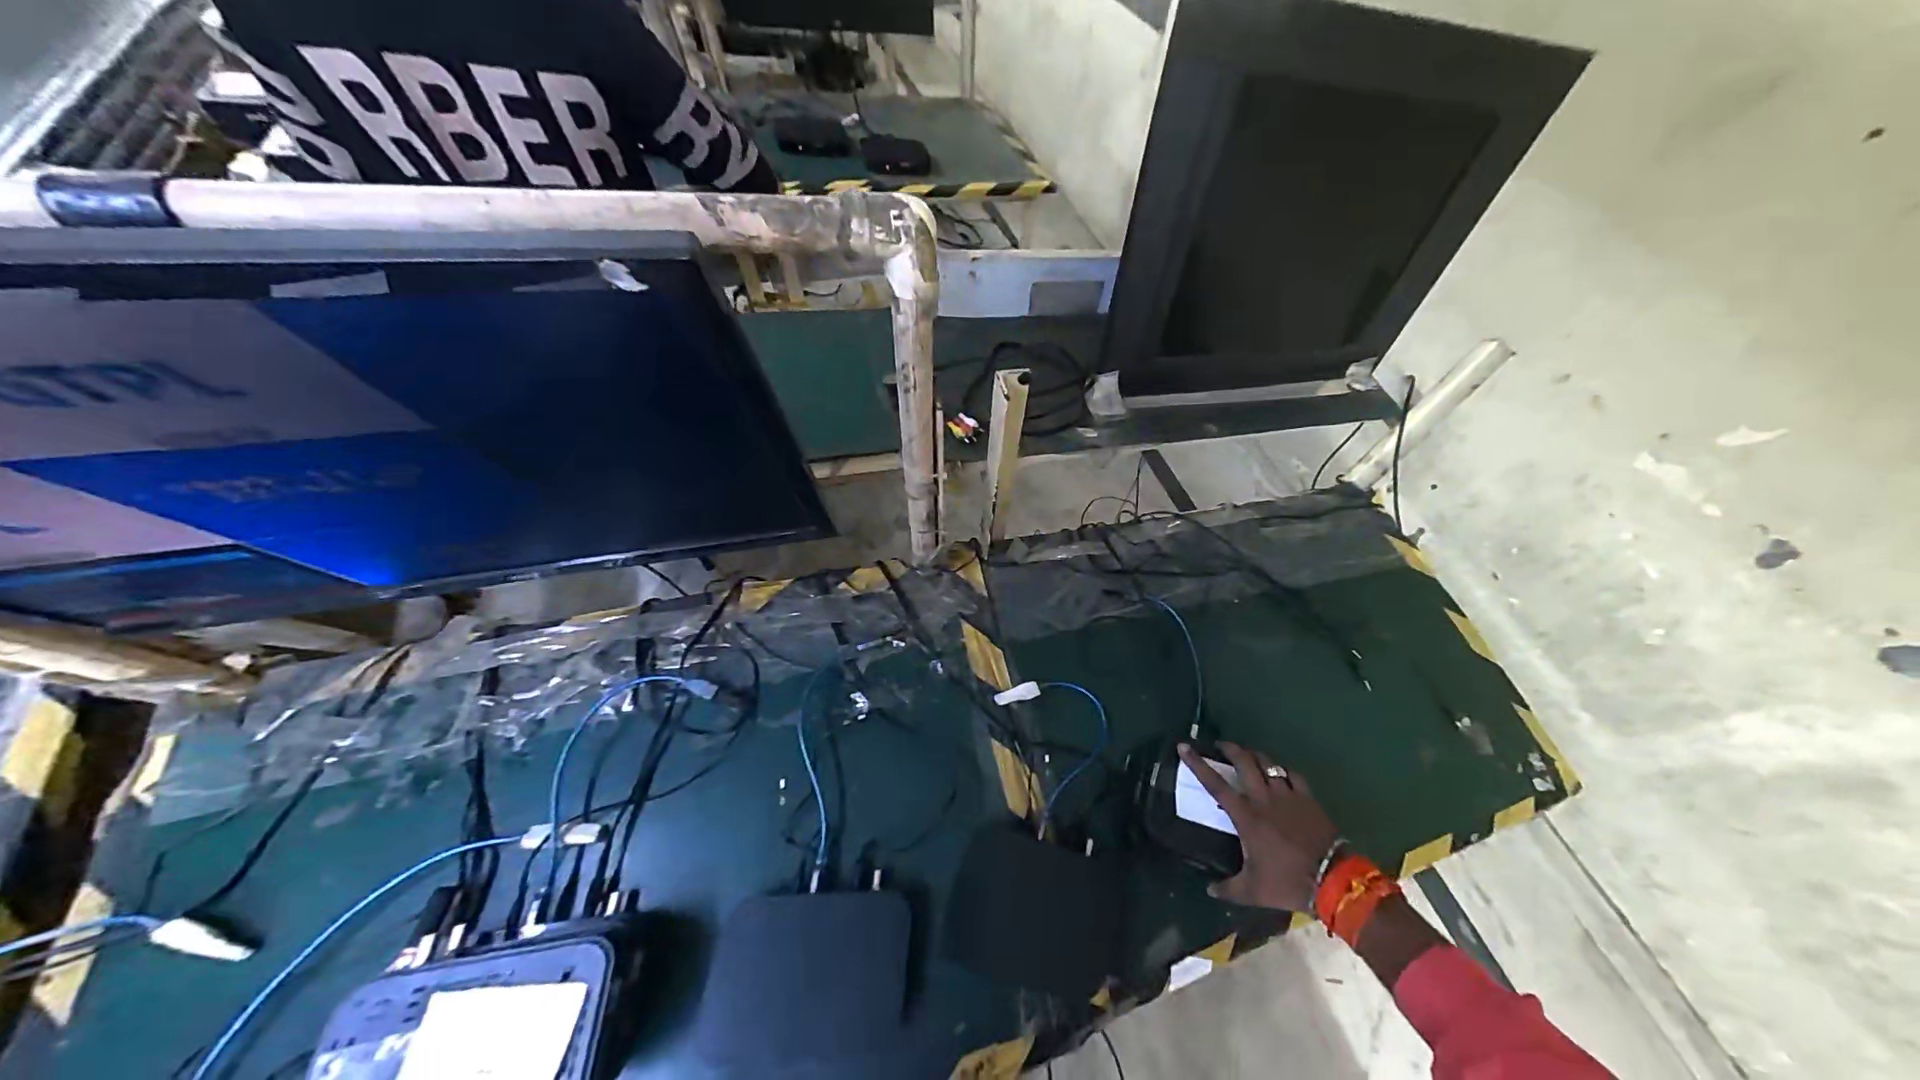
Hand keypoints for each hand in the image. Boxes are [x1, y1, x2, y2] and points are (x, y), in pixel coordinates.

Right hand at [1178, 741, 1339, 911]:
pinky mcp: (1308, 798)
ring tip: (1247, 755)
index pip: (1215, 784)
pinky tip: (1280, 772)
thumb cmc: (1288, 881)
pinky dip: (1282, 770)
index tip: (1184, 746)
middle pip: (1244, 762)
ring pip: (1268, 763)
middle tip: (1220, 746)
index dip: (1197, 764)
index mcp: (1246, 815)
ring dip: (1254, 755)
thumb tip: (1209, 890)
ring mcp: (1288, 795)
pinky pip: (1292, 774)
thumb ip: (1228, 888)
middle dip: (1230, 748)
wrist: (1333, 880)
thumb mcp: (1252, 891)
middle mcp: (1264, 798)